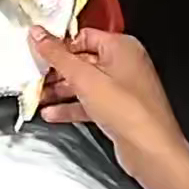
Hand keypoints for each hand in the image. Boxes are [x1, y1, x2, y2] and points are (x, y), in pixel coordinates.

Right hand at [29, 27, 188, 188]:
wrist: (154, 155)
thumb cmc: (126, 110)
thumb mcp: (83, 77)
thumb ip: (56, 54)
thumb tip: (37, 33)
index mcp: (121, 47)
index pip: (82, 36)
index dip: (59, 44)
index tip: (38, 50)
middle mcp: (124, 64)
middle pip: (81, 60)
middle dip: (56, 71)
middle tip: (34, 74)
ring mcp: (123, 88)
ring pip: (84, 82)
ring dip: (60, 90)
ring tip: (38, 96)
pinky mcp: (119, 110)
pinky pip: (90, 101)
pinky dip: (71, 106)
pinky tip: (51, 113)